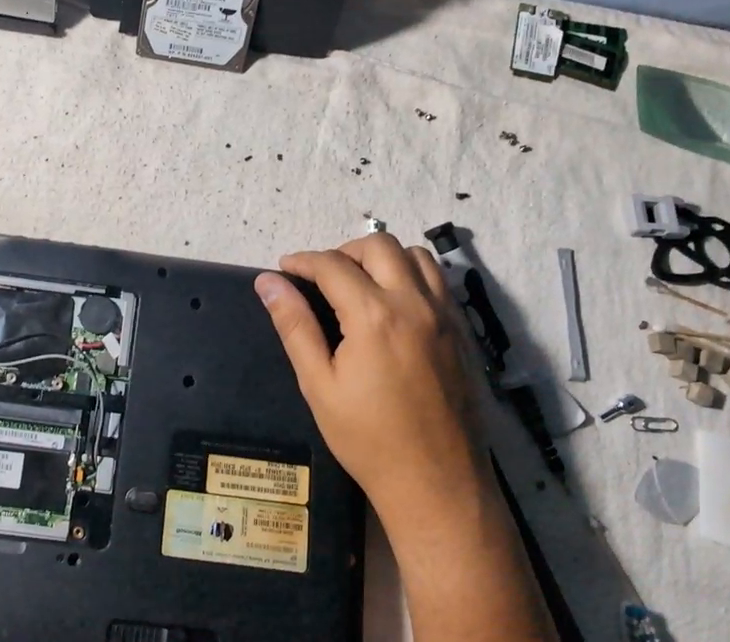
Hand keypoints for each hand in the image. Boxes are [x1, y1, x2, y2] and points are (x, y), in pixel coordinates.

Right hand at [254, 233, 483, 520]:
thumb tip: (268, 282)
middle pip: (379, 245)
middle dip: (344, 251)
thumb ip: (294, 325)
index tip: (285, 269)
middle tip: (322, 278)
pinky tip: (394, 304)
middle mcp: (414, 303)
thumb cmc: (369, 440)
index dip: (303, 261)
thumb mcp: (319, 385)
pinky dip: (412, 275)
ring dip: (383, 258)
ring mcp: (444, 315)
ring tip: (361, 284)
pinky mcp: (462, 332)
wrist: (438, 485)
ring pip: (416, 256)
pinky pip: (439, 281)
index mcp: (374, 314)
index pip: (332, 265)